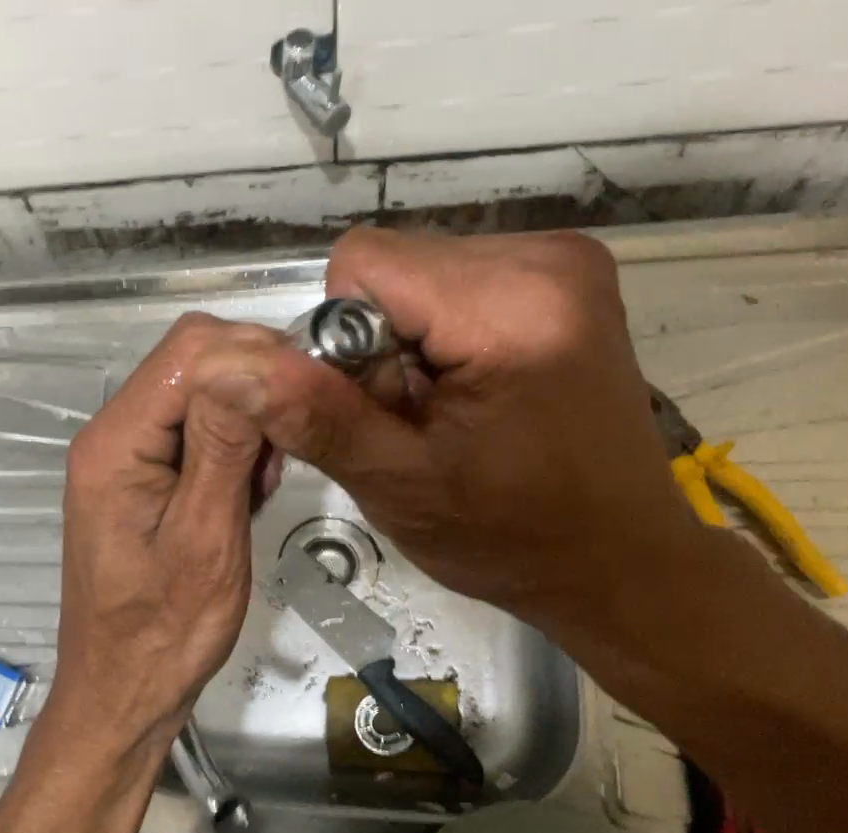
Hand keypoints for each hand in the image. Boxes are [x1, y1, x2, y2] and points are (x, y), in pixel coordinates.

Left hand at [46, 314, 288, 754]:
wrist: (124, 692)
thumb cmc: (166, 631)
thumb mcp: (206, 538)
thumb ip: (224, 445)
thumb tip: (252, 361)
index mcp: (115, 442)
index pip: (189, 351)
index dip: (256, 355)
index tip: (311, 392)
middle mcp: (111, 435)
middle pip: (191, 362)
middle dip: (254, 386)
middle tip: (288, 446)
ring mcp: (124, 457)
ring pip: (198, 395)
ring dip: (246, 421)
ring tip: (264, 483)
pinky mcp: (141, 479)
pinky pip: (193, 434)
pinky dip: (232, 449)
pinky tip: (247, 493)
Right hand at [192, 227, 703, 641]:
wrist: (618, 561)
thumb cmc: (512, 537)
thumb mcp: (400, 485)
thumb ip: (317, 417)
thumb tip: (229, 365)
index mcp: (512, 300)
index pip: (364, 263)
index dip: (343, 341)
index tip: (379, 409)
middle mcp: (545, 255)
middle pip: (396, 267)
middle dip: (380, 345)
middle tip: (418, 424)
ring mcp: (564, 263)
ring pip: (423, 277)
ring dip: (409, 344)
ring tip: (448, 416)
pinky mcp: (566, 281)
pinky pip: (460, 286)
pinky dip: (444, 339)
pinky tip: (472, 397)